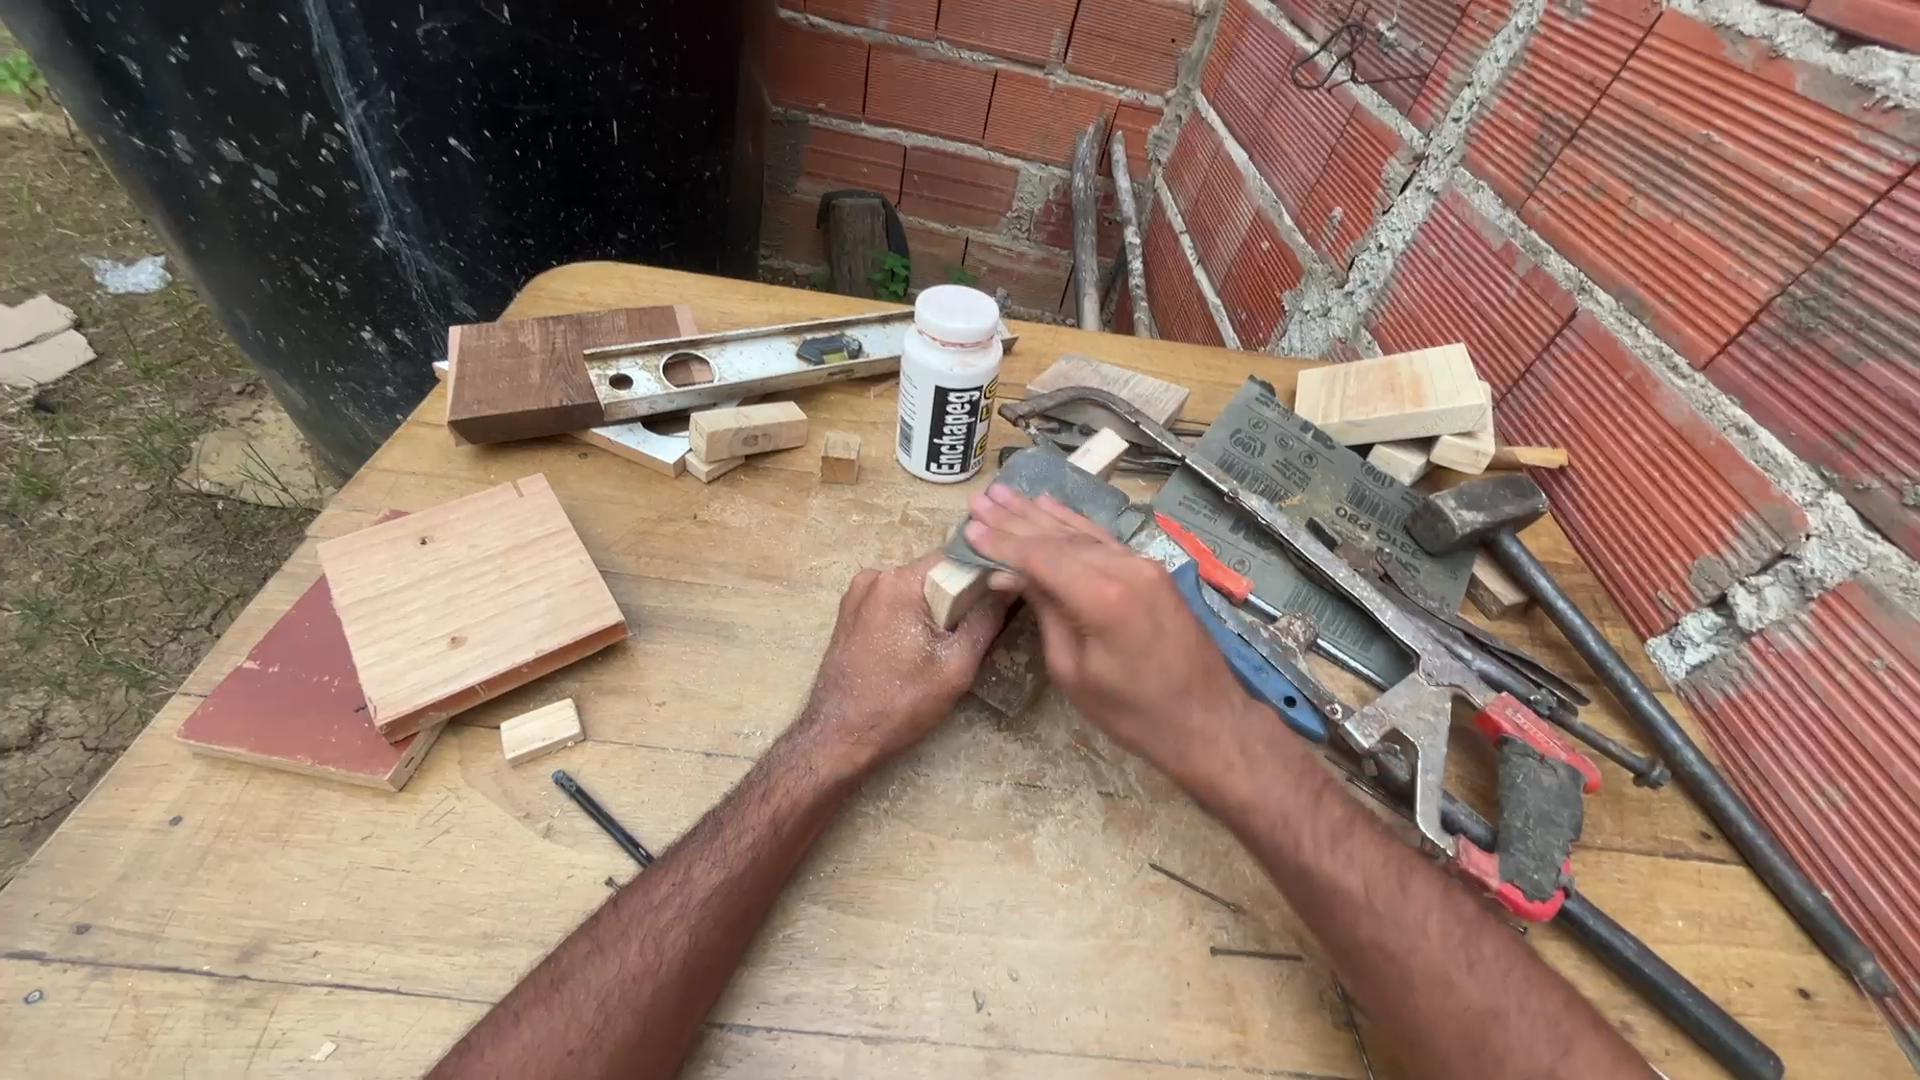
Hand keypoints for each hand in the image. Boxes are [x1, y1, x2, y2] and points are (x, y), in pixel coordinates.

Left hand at [800, 552, 1010, 774]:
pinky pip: (894, 602)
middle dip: (957, 597)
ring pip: (914, 589)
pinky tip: (917, 649)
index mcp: (899, 582)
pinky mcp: (850, 612)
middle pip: (933, 573)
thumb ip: (986, 619)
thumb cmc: (900, 704)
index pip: (954, 558)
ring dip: (934, 609)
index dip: (981, 574)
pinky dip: (911, 617)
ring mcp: (857, 594)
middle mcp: (874, 577)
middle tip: (974, 631)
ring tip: (946, 645)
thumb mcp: (956, 665)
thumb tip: (1009, 587)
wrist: (839, 736)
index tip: (1000, 597)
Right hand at [961, 486, 1270, 799]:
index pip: (1041, 557)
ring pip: (1082, 532)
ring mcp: (1143, 565)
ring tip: (1005, 494)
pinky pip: (1105, 540)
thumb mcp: (1073, 671)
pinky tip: (1051, 507)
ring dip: (1041, 513)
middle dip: (1016, 519)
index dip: (1003, 542)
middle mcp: (1125, 568)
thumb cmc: (1133, 712)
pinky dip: (1074, 523)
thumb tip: (1011, 576)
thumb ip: (1046, 613)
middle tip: (980, 500)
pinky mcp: (1152, 571)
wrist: (1207, 720)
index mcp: (1103, 597)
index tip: (970, 528)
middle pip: (1059, 537)